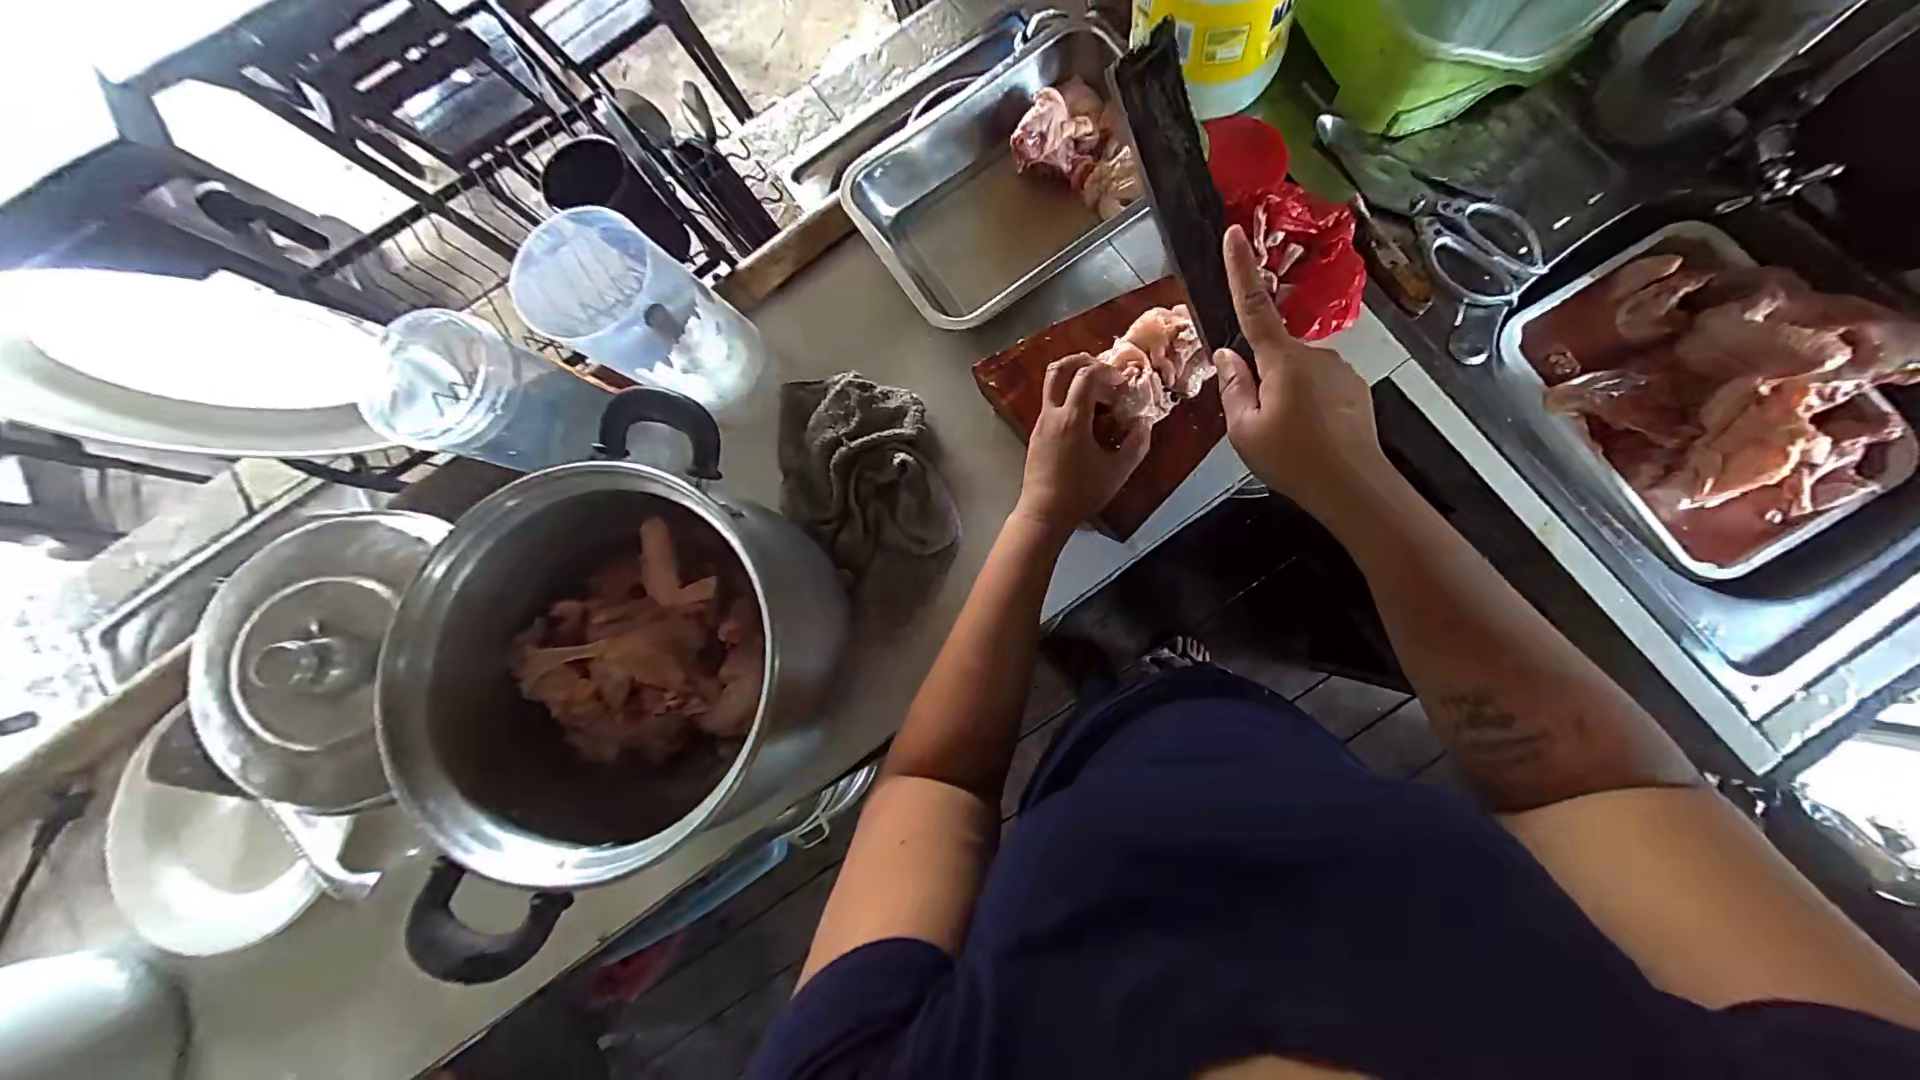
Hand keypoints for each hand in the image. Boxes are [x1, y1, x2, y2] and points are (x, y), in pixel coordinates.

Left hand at [1014, 353, 1151, 539]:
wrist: (1043, 513)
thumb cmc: (1081, 493)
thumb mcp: (1118, 471)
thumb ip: (1136, 444)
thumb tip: (1144, 423)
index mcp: (1071, 420)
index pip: (1087, 375)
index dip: (1108, 371)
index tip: (1122, 382)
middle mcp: (1051, 415)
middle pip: (1059, 368)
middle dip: (1082, 360)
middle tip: (1103, 368)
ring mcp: (1040, 424)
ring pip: (1052, 385)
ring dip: (1074, 379)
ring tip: (1098, 394)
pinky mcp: (1036, 434)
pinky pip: (1051, 403)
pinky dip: (1068, 398)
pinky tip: (1086, 417)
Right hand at [1215, 224, 1388, 515]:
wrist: (1354, 486)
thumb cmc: (1291, 459)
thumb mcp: (1243, 429)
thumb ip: (1233, 386)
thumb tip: (1227, 354)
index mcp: (1282, 361)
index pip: (1253, 307)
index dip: (1240, 270)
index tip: (1234, 235)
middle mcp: (1315, 354)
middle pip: (1273, 354)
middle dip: (1259, 379)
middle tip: (1257, 424)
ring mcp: (1339, 369)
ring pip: (1295, 373)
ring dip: (1283, 395)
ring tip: (1286, 437)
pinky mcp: (1354, 387)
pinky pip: (1317, 386)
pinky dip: (1305, 405)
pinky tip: (1308, 436)